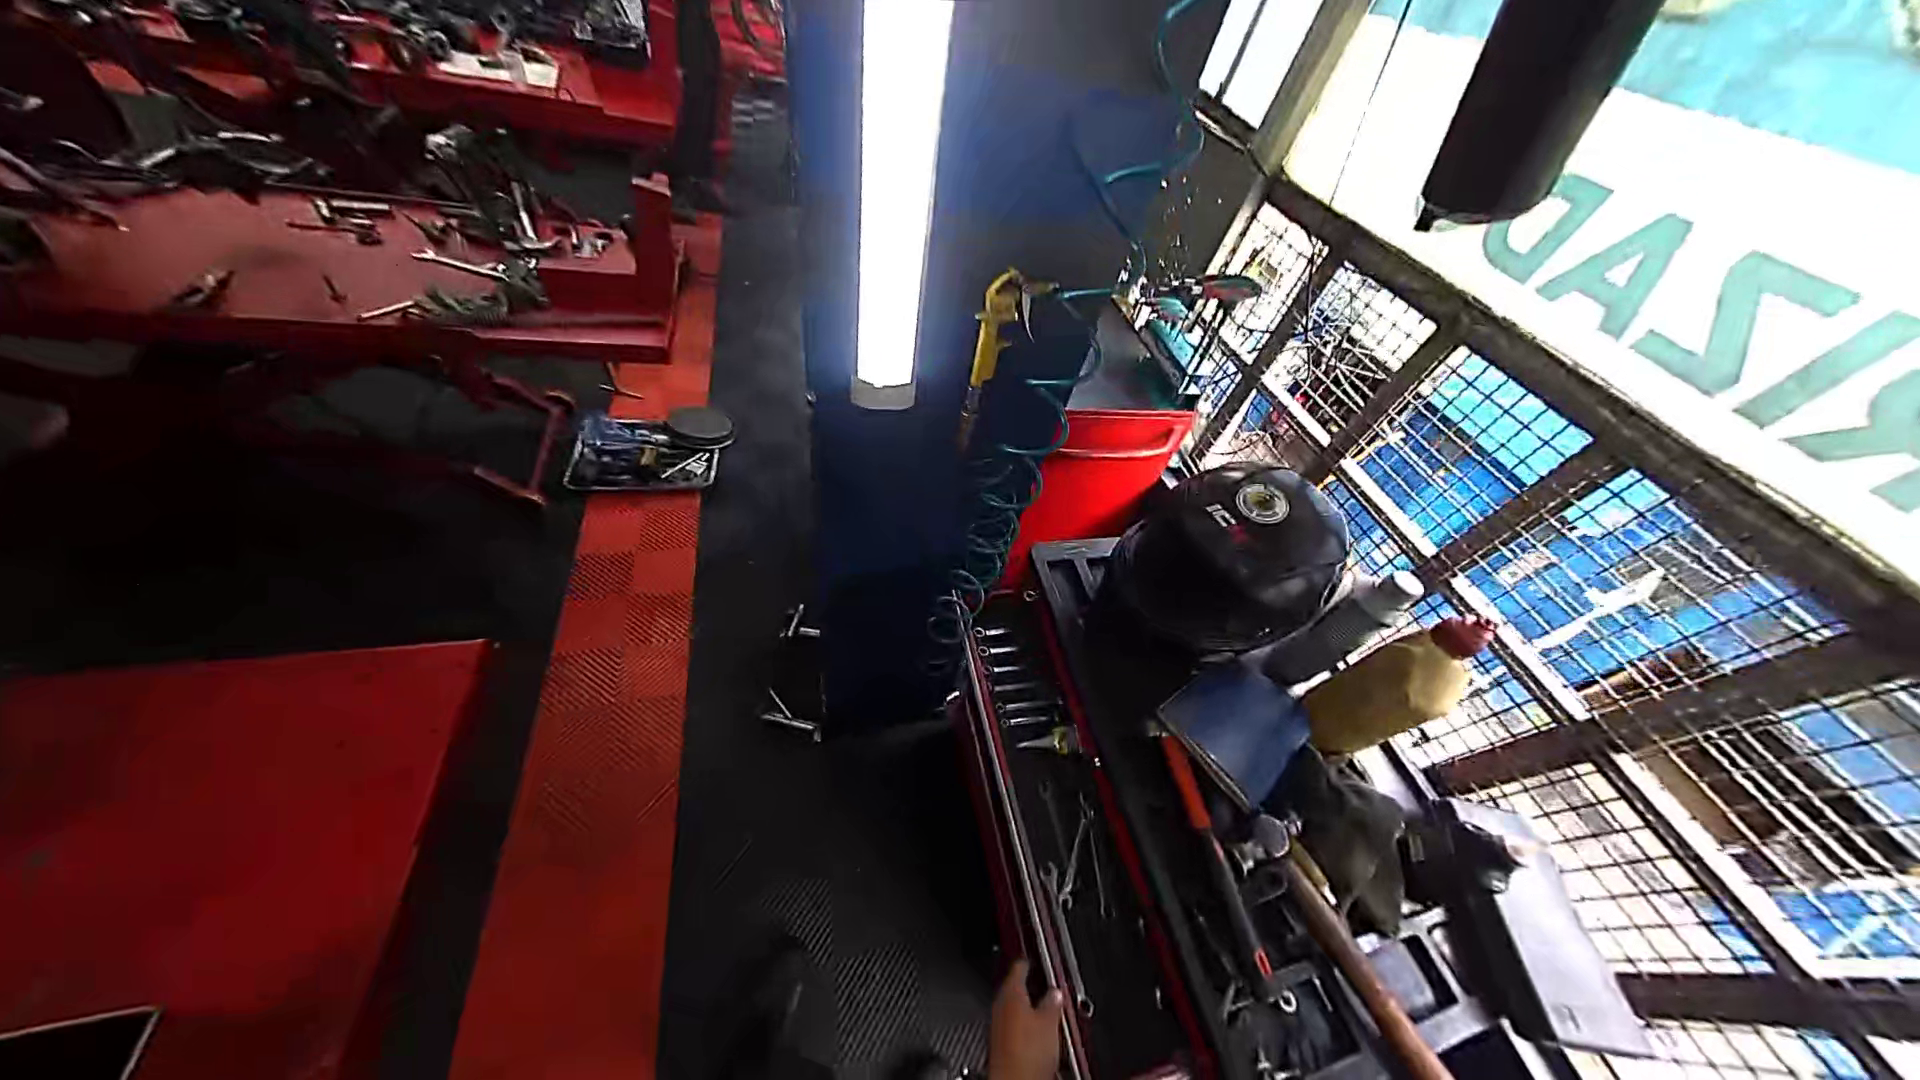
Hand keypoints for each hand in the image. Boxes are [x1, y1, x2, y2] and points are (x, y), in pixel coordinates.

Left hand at [989, 959, 1064, 1079]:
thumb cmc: (1027, 1053)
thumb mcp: (1050, 1022)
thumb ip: (1053, 1002)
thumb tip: (1056, 992)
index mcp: (1011, 991)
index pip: (1019, 966)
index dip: (1030, 962)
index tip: (1035, 960)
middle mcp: (1001, 1004)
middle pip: (1016, 987)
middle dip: (1032, 988)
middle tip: (1046, 988)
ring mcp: (998, 1024)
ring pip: (1015, 1007)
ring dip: (1029, 1008)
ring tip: (1045, 1012)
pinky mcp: (1000, 1043)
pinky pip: (1014, 1026)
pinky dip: (1025, 1026)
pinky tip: (1036, 1034)